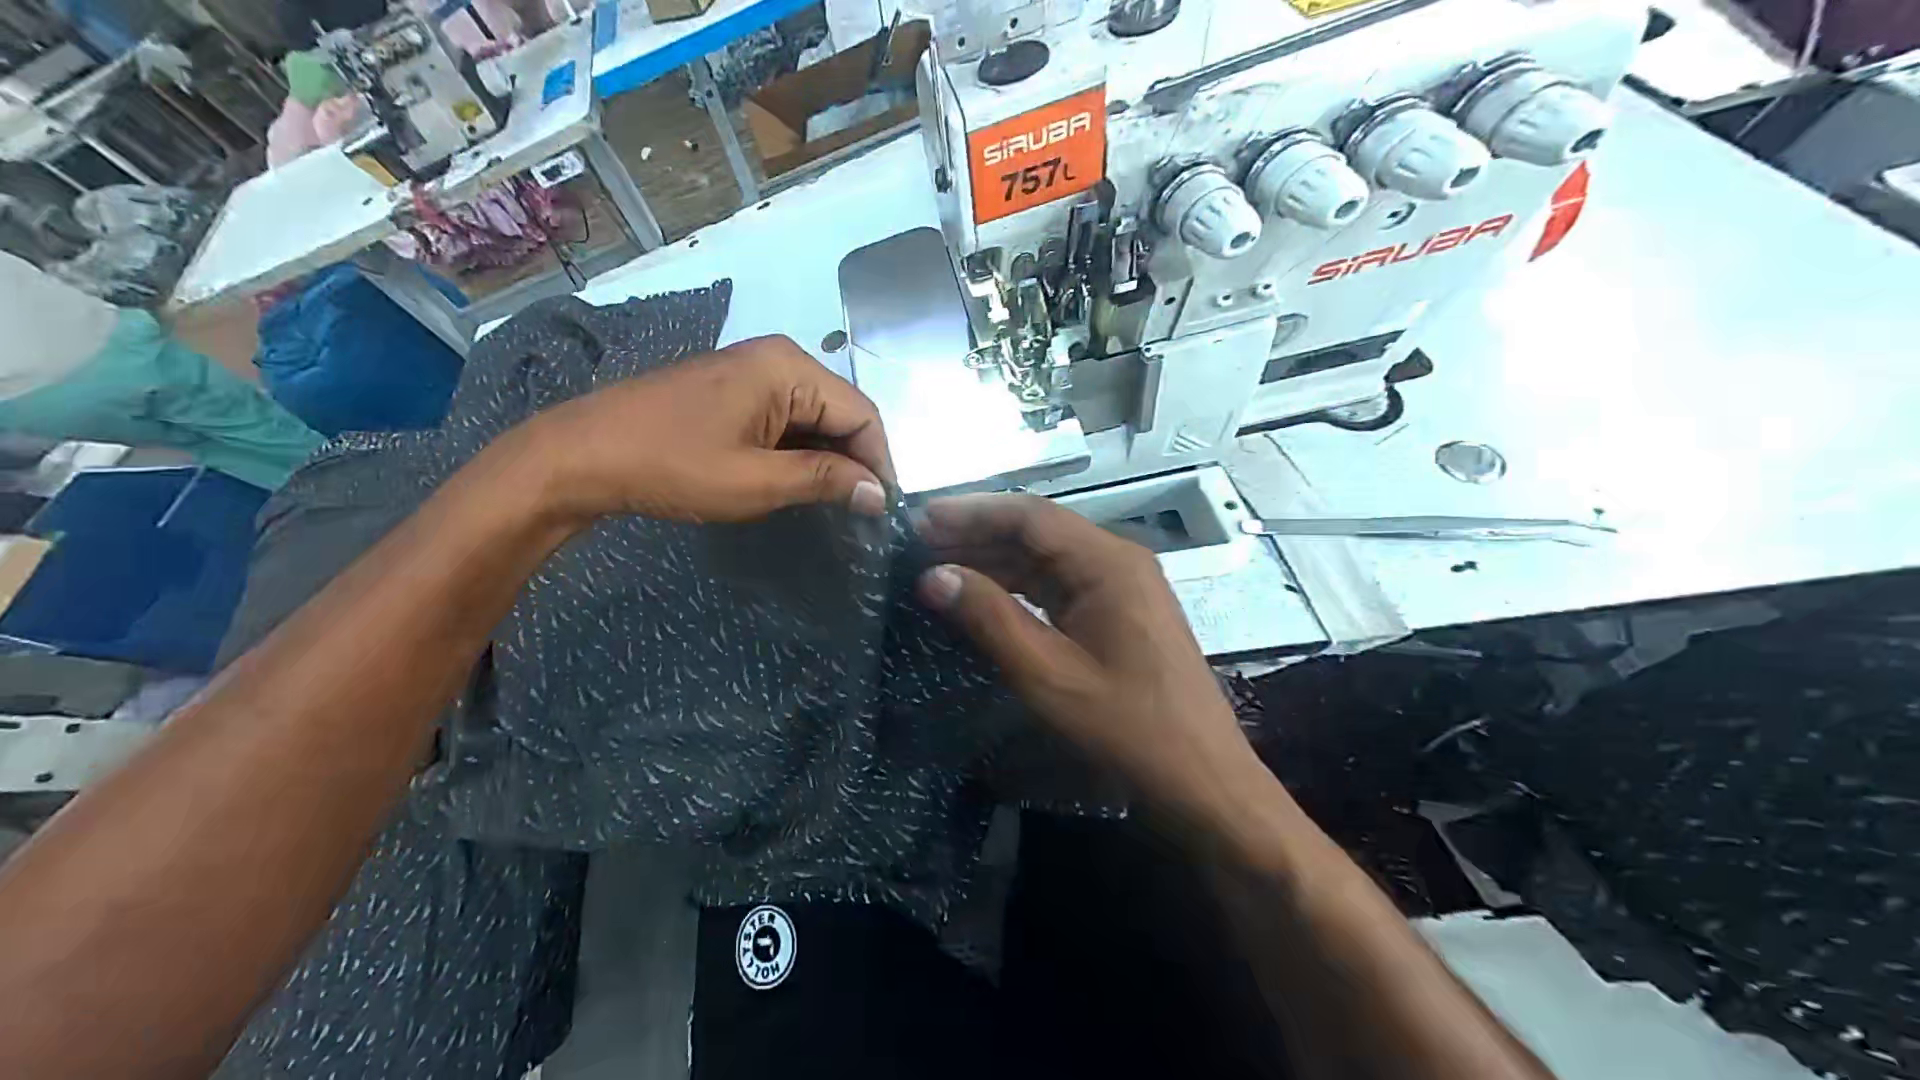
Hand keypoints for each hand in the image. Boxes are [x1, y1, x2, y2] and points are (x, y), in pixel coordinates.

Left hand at [514, 335, 894, 524]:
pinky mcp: (736, 387)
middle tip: (858, 509)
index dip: (879, 461)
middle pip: (842, 411)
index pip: (862, 413)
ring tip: (832, 500)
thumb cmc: (673, 466)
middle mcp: (779, 357)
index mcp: (789, 368)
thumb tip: (878, 494)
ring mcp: (754, 369)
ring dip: (828, 456)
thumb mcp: (756, 481)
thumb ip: (825, 481)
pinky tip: (797, 479)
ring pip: (816, 416)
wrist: (583, 454)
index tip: (880, 508)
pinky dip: (800, 448)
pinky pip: (788, 416)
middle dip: (854, 459)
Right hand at [914, 495, 1264, 821]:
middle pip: (1037, 532)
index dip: (970, 512)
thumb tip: (932, 576)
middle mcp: (1116, 560)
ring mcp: (1120, 586)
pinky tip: (982, 597)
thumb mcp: (1047, 674)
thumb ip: (989, 618)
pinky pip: (1059, 585)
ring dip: (994, 560)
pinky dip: (1017, 587)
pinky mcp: (1117, 612)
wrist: (1201, 778)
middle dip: (977, 534)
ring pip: (1045, 558)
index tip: (919, 520)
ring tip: (938, 568)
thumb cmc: (1126, 726)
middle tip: (918, 545)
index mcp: (1107, 562)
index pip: (1029, 515)